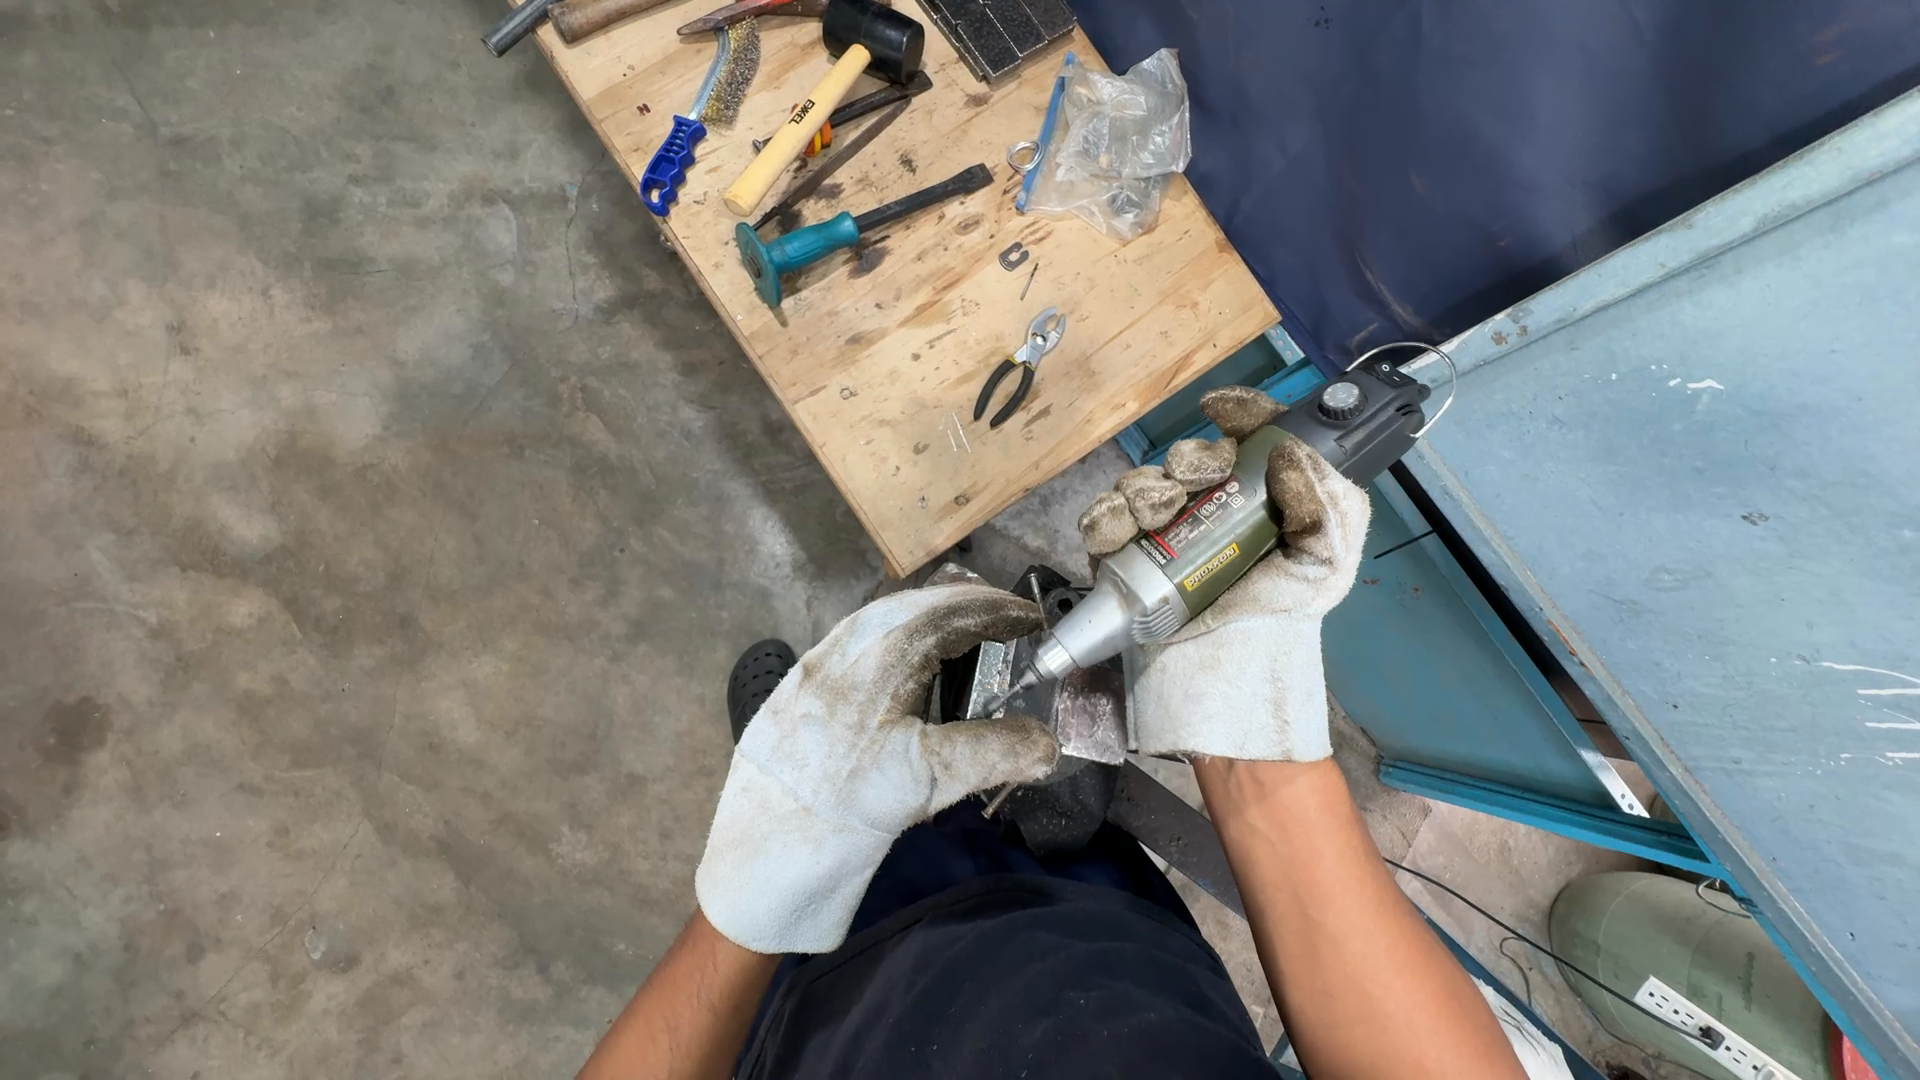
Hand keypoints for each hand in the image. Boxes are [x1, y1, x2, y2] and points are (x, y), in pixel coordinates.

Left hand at [695, 584, 1058, 953]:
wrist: (756, 864)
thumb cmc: (844, 821)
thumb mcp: (924, 785)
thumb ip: (991, 753)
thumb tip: (1049, 743)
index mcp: (874, 665)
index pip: (945, 616)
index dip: (994, 611)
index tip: (1030, 618)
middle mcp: (838, 651)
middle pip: (910, 605)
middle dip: (963, 603)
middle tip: (1004, 618)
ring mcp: (810, 667)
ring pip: (877, 617)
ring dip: (927, 614)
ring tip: (964, 629)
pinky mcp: (793, 688)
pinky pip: (852, 638)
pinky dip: (894, 632)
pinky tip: (905, 656)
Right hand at [1078, 386, 1370, 760]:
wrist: (1227, 668)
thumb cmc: (1281, 610)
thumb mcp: (1325, 558)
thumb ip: (1321, 502)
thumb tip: (1283, 454)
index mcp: (1257, 493)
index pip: (1245, 433)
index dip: (1235, 412)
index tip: (1219, 412)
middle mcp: (1207, 502)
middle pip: (1183, 455)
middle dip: (1185, 463)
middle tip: (1192, 486)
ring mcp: (1160, 528)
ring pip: (1138, 482)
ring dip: (1144, 491)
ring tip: (1156, 518)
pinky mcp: (1123, 552)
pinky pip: (1102, 519)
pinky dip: (1105, 519)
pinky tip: (1120, 533)